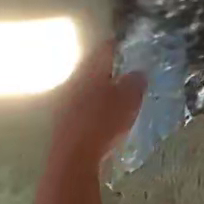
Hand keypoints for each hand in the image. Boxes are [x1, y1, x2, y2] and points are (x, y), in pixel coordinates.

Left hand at [45, 46, 146, 177]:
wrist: (73, 158)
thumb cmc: (104, 122)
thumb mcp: (129, 100)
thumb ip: (135, 82)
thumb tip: (138, 72)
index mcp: (91, 70)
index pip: (106, 49)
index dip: (121, 44)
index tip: (134, 44)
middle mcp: (75, 80)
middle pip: (95, 67)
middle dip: (113, 68)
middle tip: (132, 69)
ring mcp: (67, 101)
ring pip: (89, 86)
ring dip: (105, 87)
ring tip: (123, 93)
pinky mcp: (65, 121)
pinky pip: (85, 104)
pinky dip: (98, 104)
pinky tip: (109, 113)